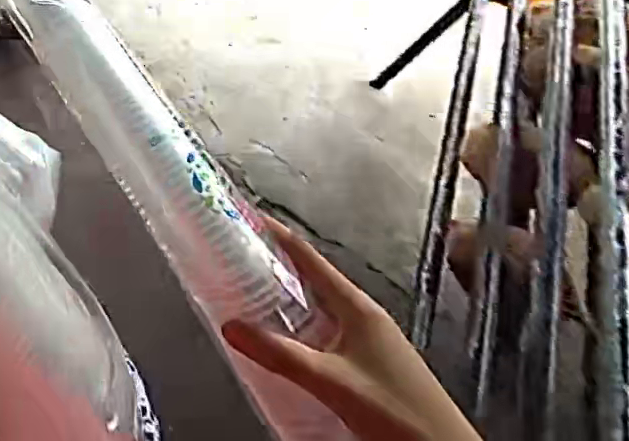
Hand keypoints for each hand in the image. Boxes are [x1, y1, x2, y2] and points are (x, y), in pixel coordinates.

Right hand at [220, 221, 480, 440]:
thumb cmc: (399, 414)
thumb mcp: (333, 382)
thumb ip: (280, 355)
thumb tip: (229, 326)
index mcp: (356, 306)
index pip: (307, 255)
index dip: (275, 232)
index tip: (244, 216)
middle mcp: (363, 315)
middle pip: (310, 277)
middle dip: (272, 264)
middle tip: (234, 256)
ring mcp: (370, 339)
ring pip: (317, 304)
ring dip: (284, 296)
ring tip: (247, 293)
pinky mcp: (372, 362)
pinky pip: (324, 328)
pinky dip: (297, 323)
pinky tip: (281, 338)